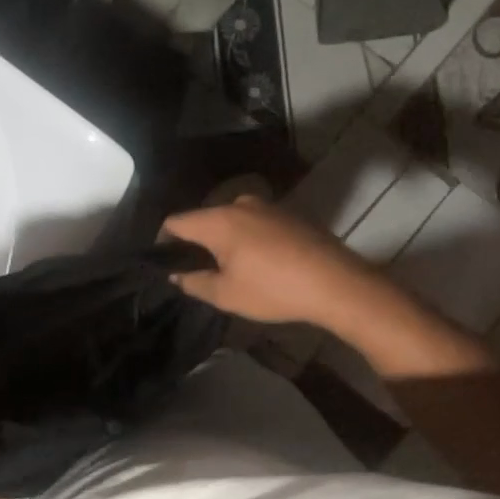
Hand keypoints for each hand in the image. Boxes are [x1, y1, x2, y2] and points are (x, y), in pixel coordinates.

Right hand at [163, 196, 385, 328]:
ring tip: (227, 268)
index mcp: (218, 220)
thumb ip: (194, 282)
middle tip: (196, 270)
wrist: (336, 283)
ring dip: (223, 240)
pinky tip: (257, 263)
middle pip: (204, 218)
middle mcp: (240, 204)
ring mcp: (268, 206)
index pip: (175, 222)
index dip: (162, 241)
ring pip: (231, 220)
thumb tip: (177, 274)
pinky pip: (255, 223)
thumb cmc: (273, 289)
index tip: (164, 262)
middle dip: (195, 242)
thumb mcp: (226, 294)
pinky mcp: (289, 214)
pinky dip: (247, 239)